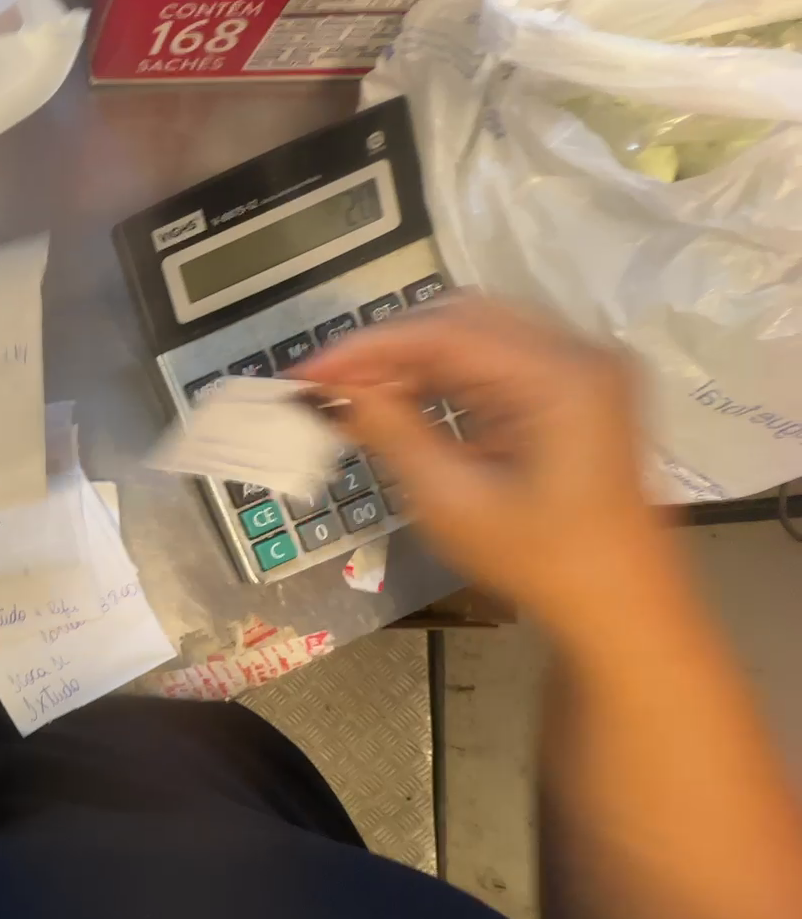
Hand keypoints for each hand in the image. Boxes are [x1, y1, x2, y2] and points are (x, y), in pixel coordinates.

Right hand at [298, 298, 681, 636]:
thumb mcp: (447, 496)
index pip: (441, 335)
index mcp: (559, 377)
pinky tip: (394, 401)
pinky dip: (433, 374)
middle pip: (459, 319)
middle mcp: (576, 355)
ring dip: (404, 359)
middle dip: (382, 347)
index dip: (362, 349)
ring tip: (350, 395)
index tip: (301, 376)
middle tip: (324, 385)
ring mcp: (577, 370)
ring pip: (470, 334)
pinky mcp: (568, 390)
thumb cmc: (533, 555)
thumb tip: (328, 394)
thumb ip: (389, 430)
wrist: (616, 599)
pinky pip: (487, 360)